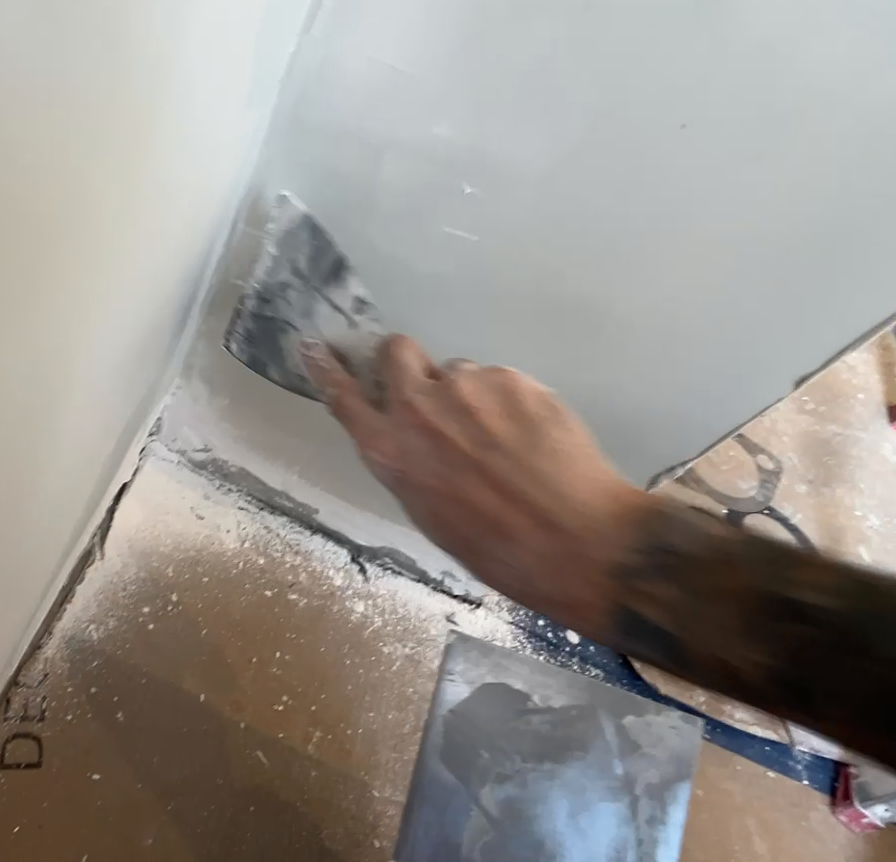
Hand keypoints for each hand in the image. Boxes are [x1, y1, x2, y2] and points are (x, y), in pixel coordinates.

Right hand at [302, 334, 651, 638]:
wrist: (582, 545)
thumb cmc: (499, 550)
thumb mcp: (431, 513)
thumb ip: (411, 462)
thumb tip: (417, 439)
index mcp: (389, 451)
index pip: (343, 396)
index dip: (326, 367)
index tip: (314, 345)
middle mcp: (417, 409)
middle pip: (395, 350)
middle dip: (406, 362)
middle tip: (434, 389)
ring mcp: (465, 387)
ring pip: (459, 370)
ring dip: (471, 394)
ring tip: (506, 438)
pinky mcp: (511, 378)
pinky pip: (502, 381)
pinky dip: (512, 402)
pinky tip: (536, 437)